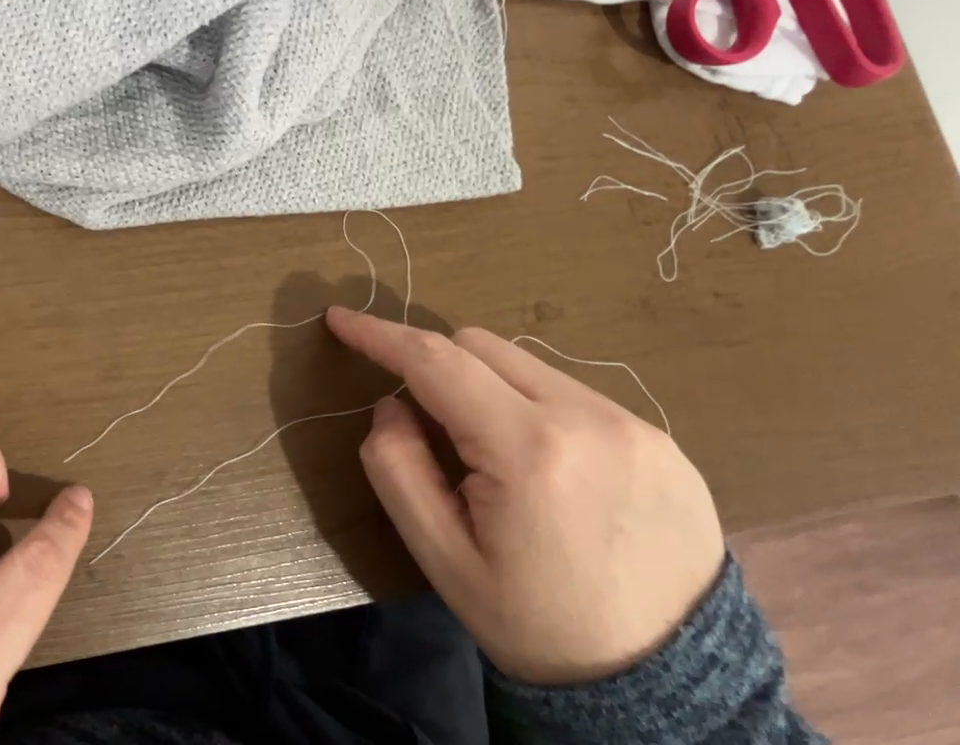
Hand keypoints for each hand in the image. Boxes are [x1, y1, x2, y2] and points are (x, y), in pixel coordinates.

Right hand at [326, 306, 725, 685]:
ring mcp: (637, 427)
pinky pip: (573, 393)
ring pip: (529, 364)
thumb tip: (392, 405)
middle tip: (426, 425)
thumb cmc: (533, 623)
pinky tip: (545, 468)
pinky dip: (534, 406)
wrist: (665, 688)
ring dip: (487, 386)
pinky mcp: (665, 442)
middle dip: (436, 365)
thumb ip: (396, 467)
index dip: (379, 333)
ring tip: (490, 455)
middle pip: (482, 346)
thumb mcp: (440, 556)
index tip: (340, 318)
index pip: (436, 361)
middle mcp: (590, 420)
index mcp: (529, 450)